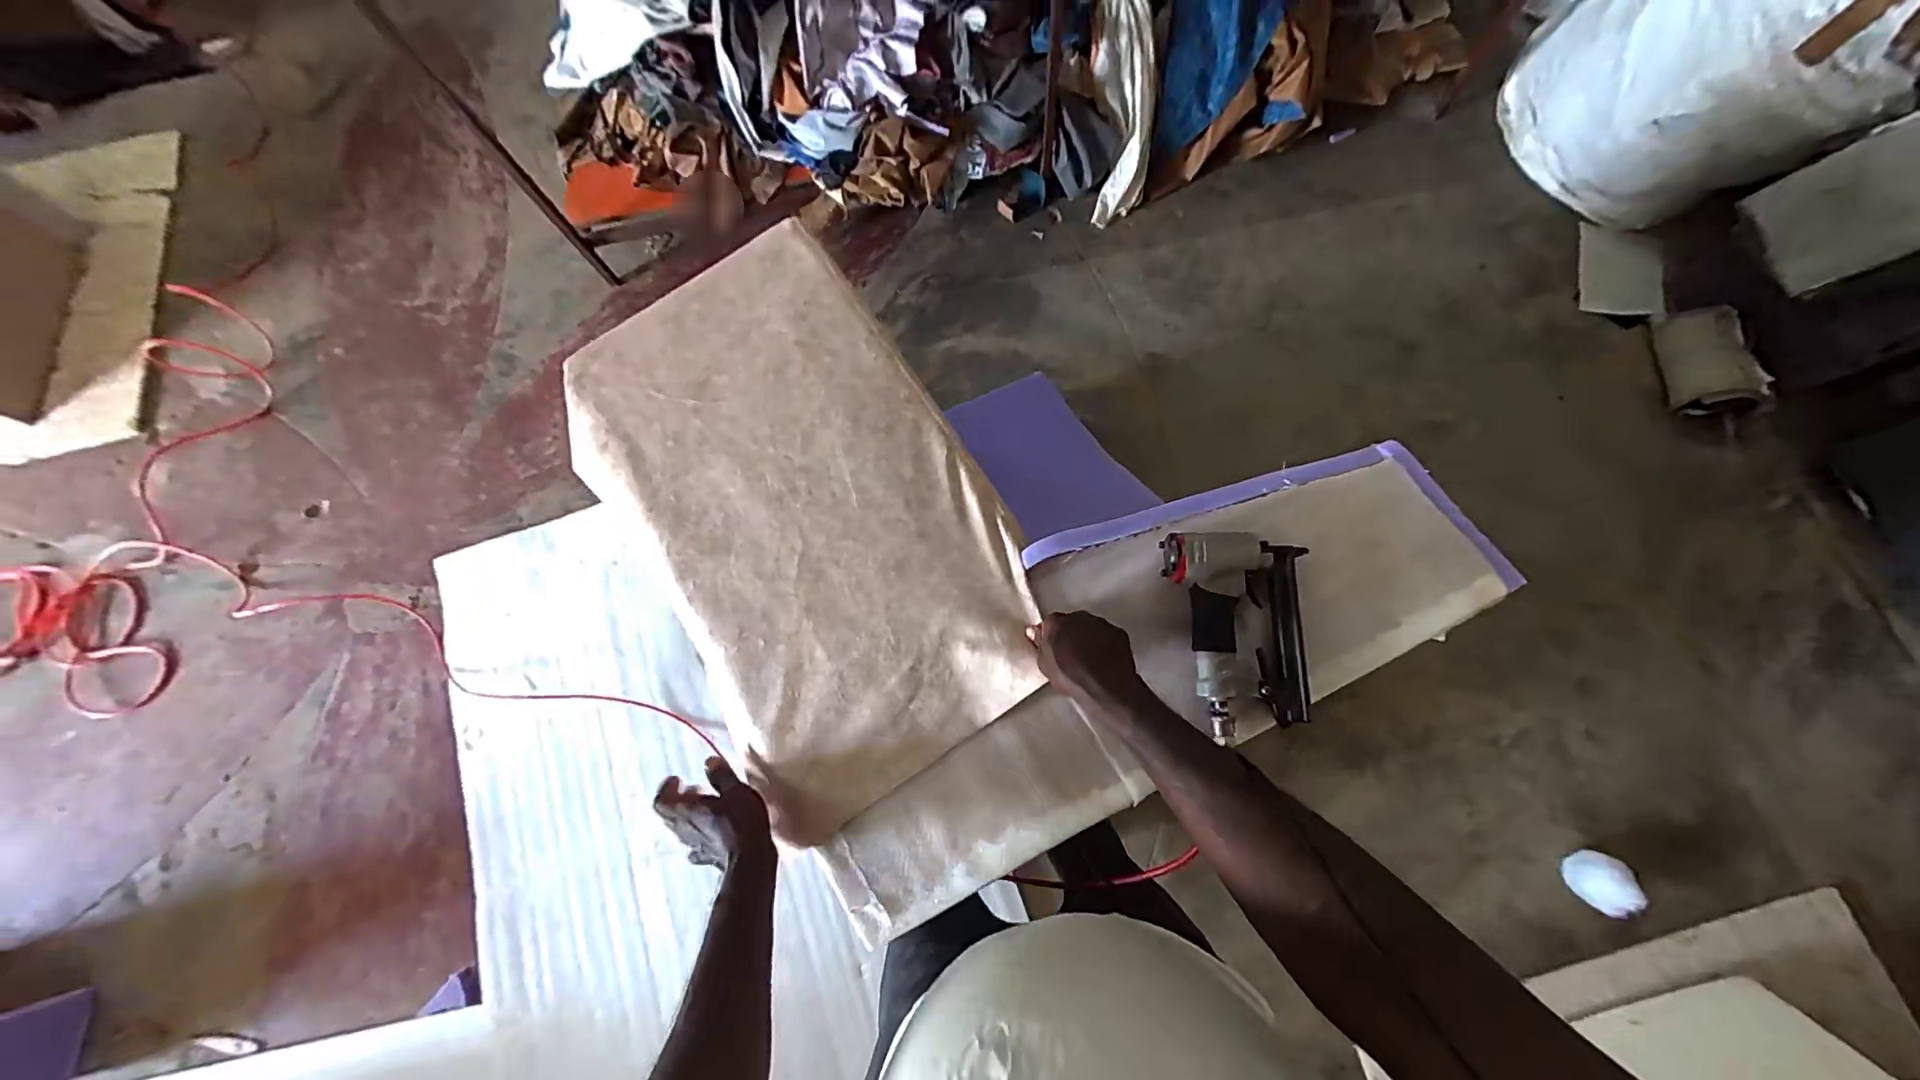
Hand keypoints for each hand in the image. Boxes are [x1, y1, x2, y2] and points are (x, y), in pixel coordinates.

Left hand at [654, 757, 774, 871]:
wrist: (751, 860)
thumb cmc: (742, 822)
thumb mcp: (736, 790)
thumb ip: (721, 775)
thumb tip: (710, 762)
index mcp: (686, 810)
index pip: (661, 801)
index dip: (665, 789)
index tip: (676, 779)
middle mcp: (685, 829)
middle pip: (668, 815)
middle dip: (678, 799)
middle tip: (694, 789)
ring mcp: (694, 846)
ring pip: (680, 829)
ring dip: (688, 816)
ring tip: (706, 805)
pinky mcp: (707, 857)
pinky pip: (695, 845)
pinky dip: (699, 835)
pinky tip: (712, 832)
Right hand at [1028, 611, 1146, 706]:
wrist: (1103, 686)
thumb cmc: (1071, 676)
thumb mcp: (1045, 666)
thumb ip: (1040, 645)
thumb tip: (1034, 632)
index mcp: (1056, 622)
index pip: (1050, 623)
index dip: (1052, 636)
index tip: (1053, 649)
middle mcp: (1078, 616)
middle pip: (1071, 622)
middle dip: (1071, 635)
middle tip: (1070, 655)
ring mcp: (1100, 623)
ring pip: (1091, 627)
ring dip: (1089, 638)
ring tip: (1089, 661)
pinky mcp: (1118, 632)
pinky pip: (1108, 635)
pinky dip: (1106, 644)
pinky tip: (1105, 661)